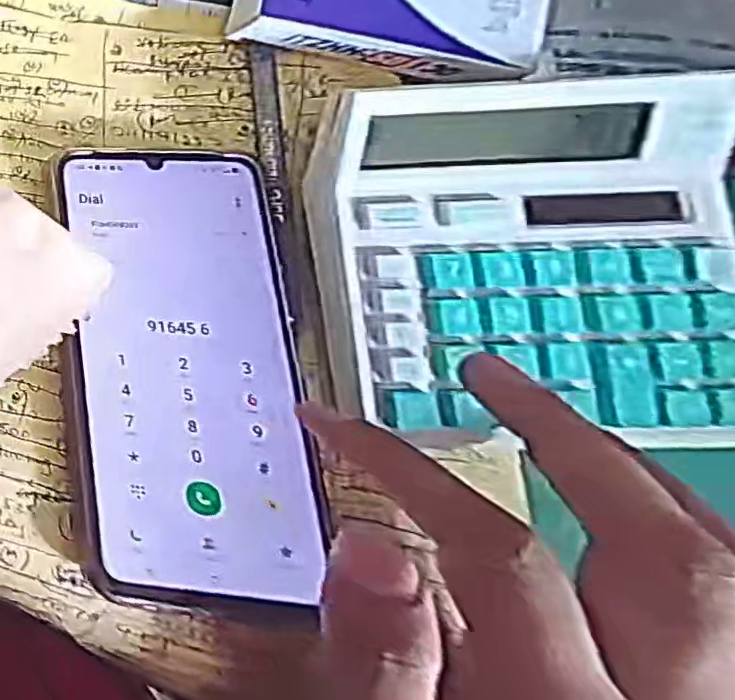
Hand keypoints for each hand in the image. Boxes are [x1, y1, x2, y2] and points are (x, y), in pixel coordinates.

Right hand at [304, 353, 734, 699]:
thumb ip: (376, 653)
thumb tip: (367, 542)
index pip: (489, 548)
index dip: (399, 463)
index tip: (332, 421)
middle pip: (663, 557)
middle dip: (566, 440)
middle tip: (488, 375)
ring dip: (650, 481)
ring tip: (569, 423)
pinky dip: (707, 545)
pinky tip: (654, 510)